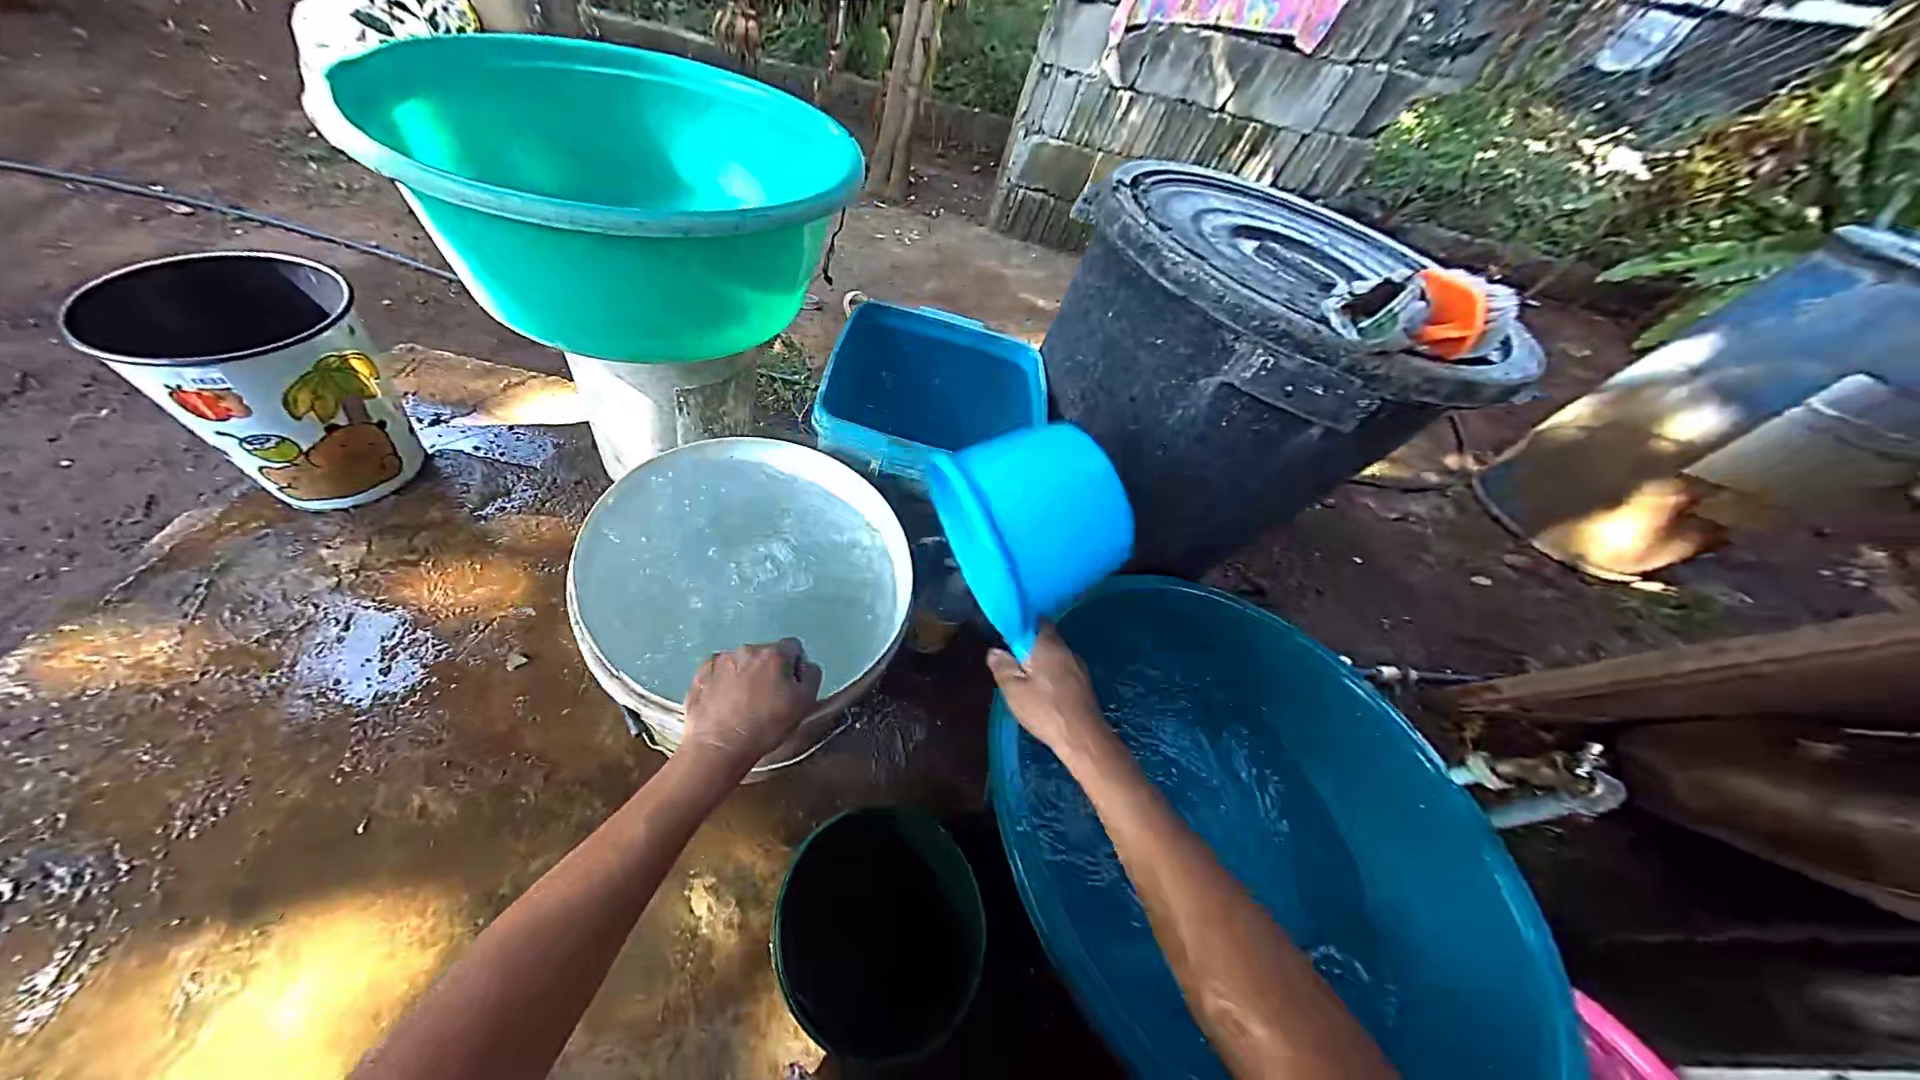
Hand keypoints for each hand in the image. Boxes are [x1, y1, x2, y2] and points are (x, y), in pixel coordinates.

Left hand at [681, 638, 822, 769]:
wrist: (718, 747)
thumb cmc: (766, 726)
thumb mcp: (806, 702)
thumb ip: (811, 675)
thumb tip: (804, 665)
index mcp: (775, 653)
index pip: (793, 647)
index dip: (795, 667)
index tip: (790, 688)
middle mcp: (747, 649)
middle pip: (765, 654)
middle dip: (768, 670)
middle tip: (766, 698)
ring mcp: (720, 660)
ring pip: (741, 662)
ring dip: (745, 674)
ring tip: (742, 703)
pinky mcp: (700, 674)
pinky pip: (718, 671)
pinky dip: (723, 681)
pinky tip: (723, 703)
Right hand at [987, 624, 1107, 754]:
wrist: (1082, 737)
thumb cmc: (1045, 709)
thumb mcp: (1014, 690)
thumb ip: (1003, 667)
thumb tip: (994, 651)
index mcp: (1048, 645)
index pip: (1037, 621)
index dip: (1023, 626)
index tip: (1009, 638)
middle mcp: (1067, 650)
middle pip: (1047, 639)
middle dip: (1031, 647)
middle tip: (1014, 662)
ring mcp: (1079, 666)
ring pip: (1056, 656)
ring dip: (1043, 663)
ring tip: (1027, 680)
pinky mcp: (1084, 683)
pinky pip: (1064, 670)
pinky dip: (1053, 675)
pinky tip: (1045, 692)